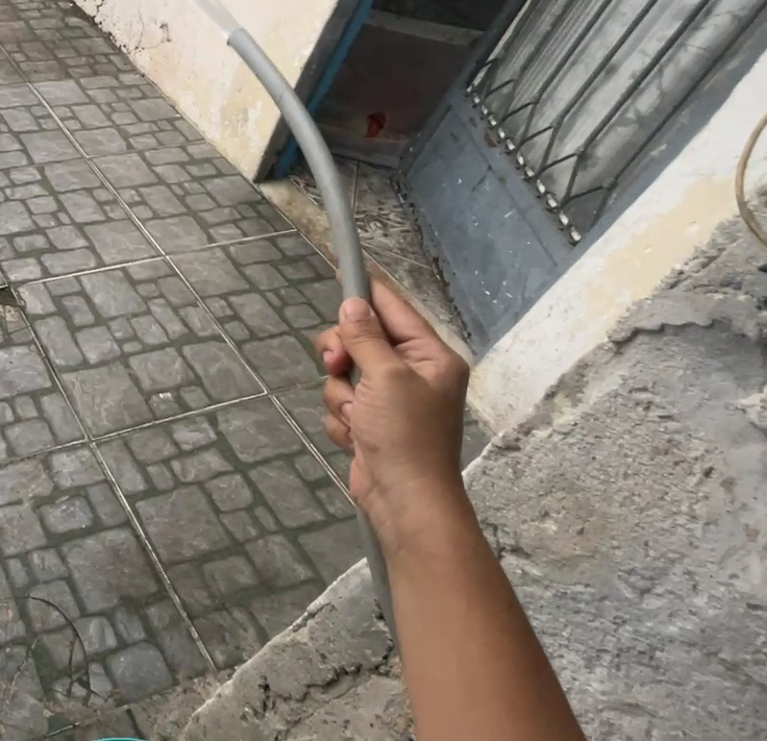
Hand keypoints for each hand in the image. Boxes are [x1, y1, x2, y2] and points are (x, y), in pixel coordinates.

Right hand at [315, 283, 470, 545]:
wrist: (404, 499)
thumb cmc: (405, 435)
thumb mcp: (385, 378)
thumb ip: (366, 337)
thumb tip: (353, 304)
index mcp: (429, 357)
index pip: (393, 310)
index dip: (366, 290)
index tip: (341, 268)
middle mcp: (411, 373)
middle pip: (360, 339)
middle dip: (342, 354)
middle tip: (336, 365)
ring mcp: (389, 399)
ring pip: (343, 372)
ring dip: (341, 394)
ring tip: (356, 416)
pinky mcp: (370, 421)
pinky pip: (341, 401)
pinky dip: (342, 417)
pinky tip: (356, 435)